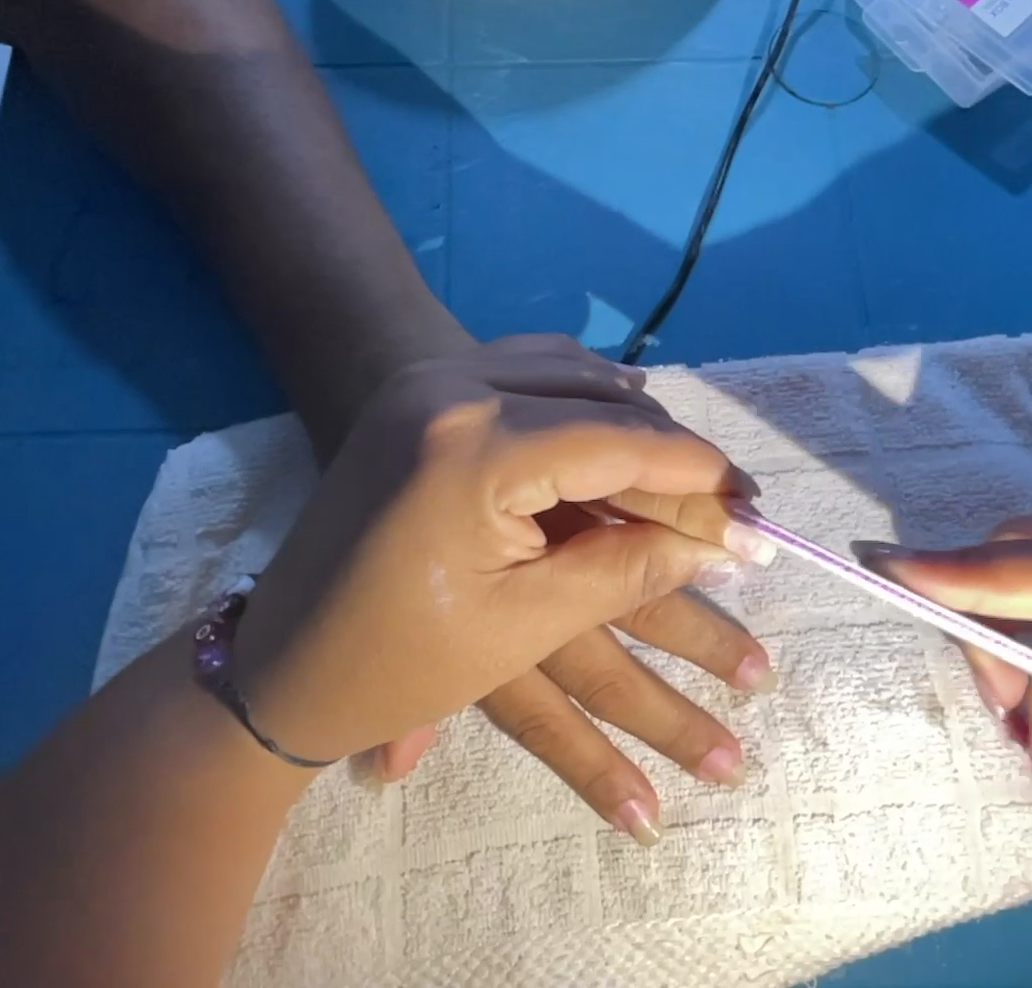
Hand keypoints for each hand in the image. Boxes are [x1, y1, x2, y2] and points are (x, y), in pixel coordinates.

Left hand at [235, 338, 759, 842]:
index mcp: (473, 448)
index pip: (620, 442)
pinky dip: (578, 394)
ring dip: (631, 420)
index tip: (754, 510)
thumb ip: (627, 571)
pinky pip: (523, 369)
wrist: (277, 662)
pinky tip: (613, 420)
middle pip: (600, 402)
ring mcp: (429, 382)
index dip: (698, 477)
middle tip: (731, 504)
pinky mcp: (419, 394)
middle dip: (672, 455)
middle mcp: (450, 386)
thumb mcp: (524, 625)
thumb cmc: (396, 662)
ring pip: (566, 372)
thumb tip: (716, 541)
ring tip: (683, 473)